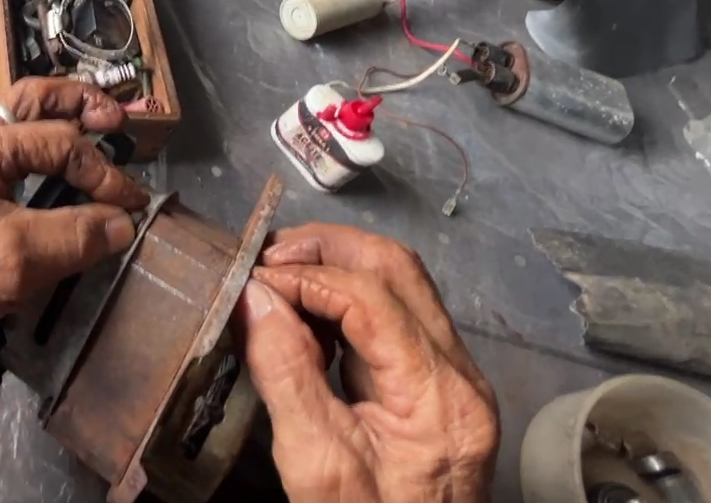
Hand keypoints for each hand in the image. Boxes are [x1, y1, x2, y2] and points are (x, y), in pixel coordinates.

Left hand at [0, 78, 149, 379]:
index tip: (133, 205)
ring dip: (59, 125)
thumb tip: (123, 222)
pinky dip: (42, 160)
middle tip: (115, 117)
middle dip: (76, 102)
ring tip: (96, 133)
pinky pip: (11, 163)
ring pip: (19, 128)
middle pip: (31, 102)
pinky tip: (58, 182)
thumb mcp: (14, 259)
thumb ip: (73, 236)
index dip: (102, 172)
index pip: (58, 141)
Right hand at [235, 223, 498, 502]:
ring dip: (332, 261)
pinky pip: (389, 304)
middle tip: (267, 262)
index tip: (252, 283)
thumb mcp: (316, 463)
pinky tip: (303, 308)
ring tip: (278, 277)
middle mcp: (458, 371)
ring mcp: (450, 372)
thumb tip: (252, 294)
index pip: (370, 296)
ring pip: (396, 276)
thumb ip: (284, 371)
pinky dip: (340, 289)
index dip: (304, 276)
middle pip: (395, 266)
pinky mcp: (431, 377)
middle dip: (323, 248)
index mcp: (439, 396)